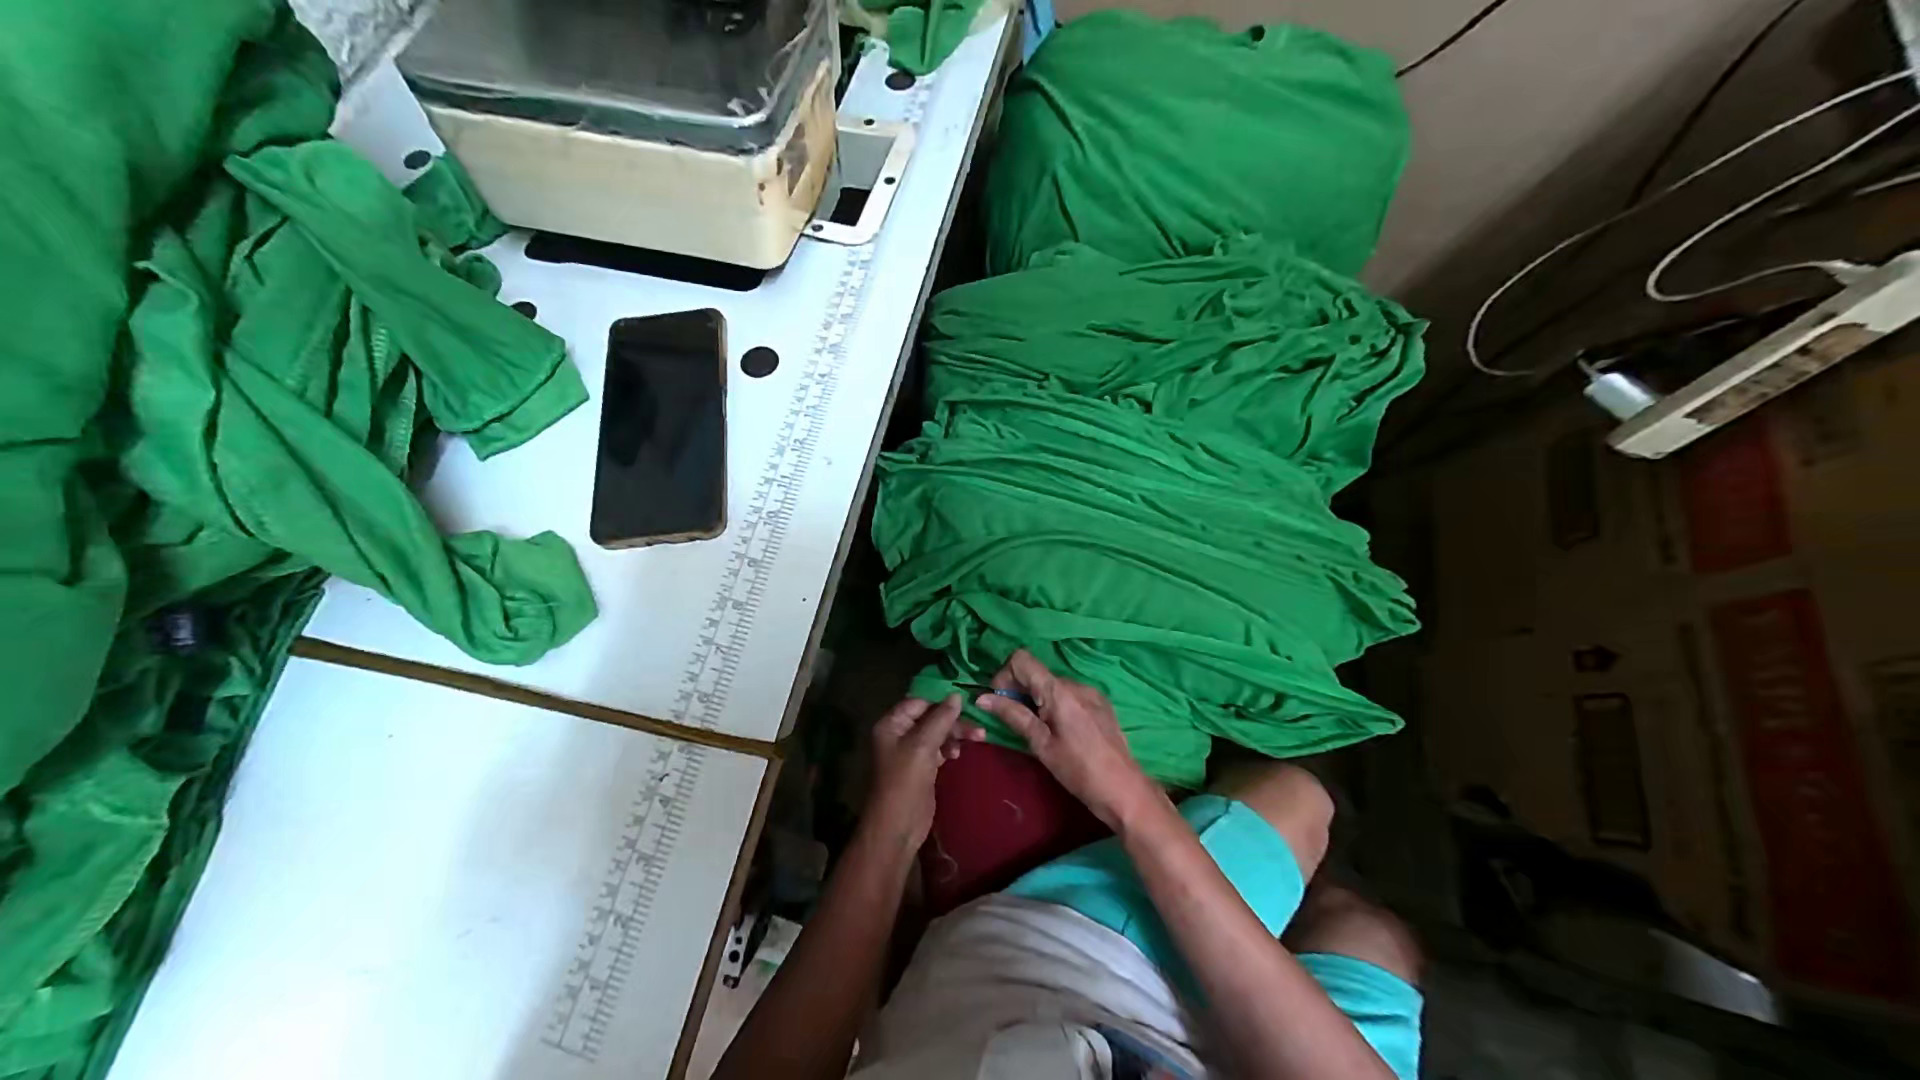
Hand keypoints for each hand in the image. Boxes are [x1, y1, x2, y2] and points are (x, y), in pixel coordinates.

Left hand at [864, 694, 982, 849]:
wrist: (898, 826)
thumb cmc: (905, 781)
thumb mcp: (923, 746)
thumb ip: (940, 719)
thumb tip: (957, 696)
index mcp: (892, 723)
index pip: (920, 701)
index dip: (942, 700)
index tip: (968, 702)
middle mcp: (900, 733)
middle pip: (931, 716)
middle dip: (954, 720)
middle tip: (977, 729)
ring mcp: (911, 750)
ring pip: (938, 732)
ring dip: (956, 734)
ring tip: (977, 739)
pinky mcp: (922, 766)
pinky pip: (939, 748)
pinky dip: (950, 747)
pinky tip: (958, 754)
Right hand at [972, 650, 1160, 828]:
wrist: (1124, 789)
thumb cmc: (1078, 770)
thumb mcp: (1041, 744)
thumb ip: (1013, 716)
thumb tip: (982, 698)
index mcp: (1059, 691)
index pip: (1022, 659)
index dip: (1005, 676)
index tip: (1001, 702)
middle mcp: (1076, 683)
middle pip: (1037, 672)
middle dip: (1018, 691)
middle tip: (1015, 722)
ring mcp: (1091, 692)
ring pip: (1052, 684)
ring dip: (1037, 699)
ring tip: (1038, 730)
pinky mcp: (1100, 703)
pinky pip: (1068, 694)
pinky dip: (1055, 704)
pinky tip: (1060, 731)